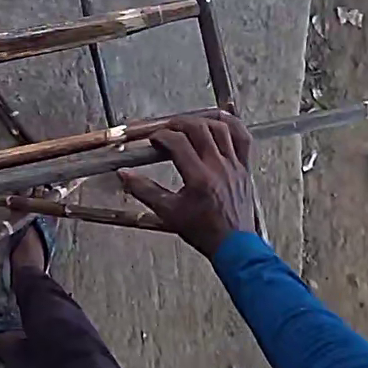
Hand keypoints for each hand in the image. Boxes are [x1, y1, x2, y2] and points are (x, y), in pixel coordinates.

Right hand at [116, 113, 258, 257]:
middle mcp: (218, 167)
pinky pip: (243, 139)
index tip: (154, 140)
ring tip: (188, 123)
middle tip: (166, 128)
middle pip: (199, 128)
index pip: (177, 142)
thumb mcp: (168, 212)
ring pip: (222, 129)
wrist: (235, 246)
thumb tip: (124, 175)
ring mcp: (234, 166)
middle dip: (178, 123)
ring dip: (202, 120)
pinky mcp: (244, 168)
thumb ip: (144, 190)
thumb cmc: (203, 230)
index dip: (161, 136)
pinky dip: (232, 125)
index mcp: (199, 178)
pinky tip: (220, 120)